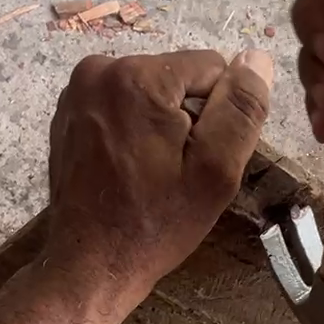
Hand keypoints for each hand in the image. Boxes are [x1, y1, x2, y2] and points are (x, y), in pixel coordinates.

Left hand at [45, 49, 273, 290]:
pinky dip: (131, 135)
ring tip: (149, 177)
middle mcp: (99, 70)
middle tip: (174, 176)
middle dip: (185, 122)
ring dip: (158, 129)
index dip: (218, 118)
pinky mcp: (66, 117)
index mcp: (138, 77)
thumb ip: (241, 110)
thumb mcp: (214, 173)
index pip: (211, 69)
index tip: (197, 163)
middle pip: (176, 80)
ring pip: (148, 96)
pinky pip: (119, 111)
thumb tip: (257, 59)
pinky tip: (127, 174)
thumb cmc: (154, 226)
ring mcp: (77, 93)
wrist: (91, 264)